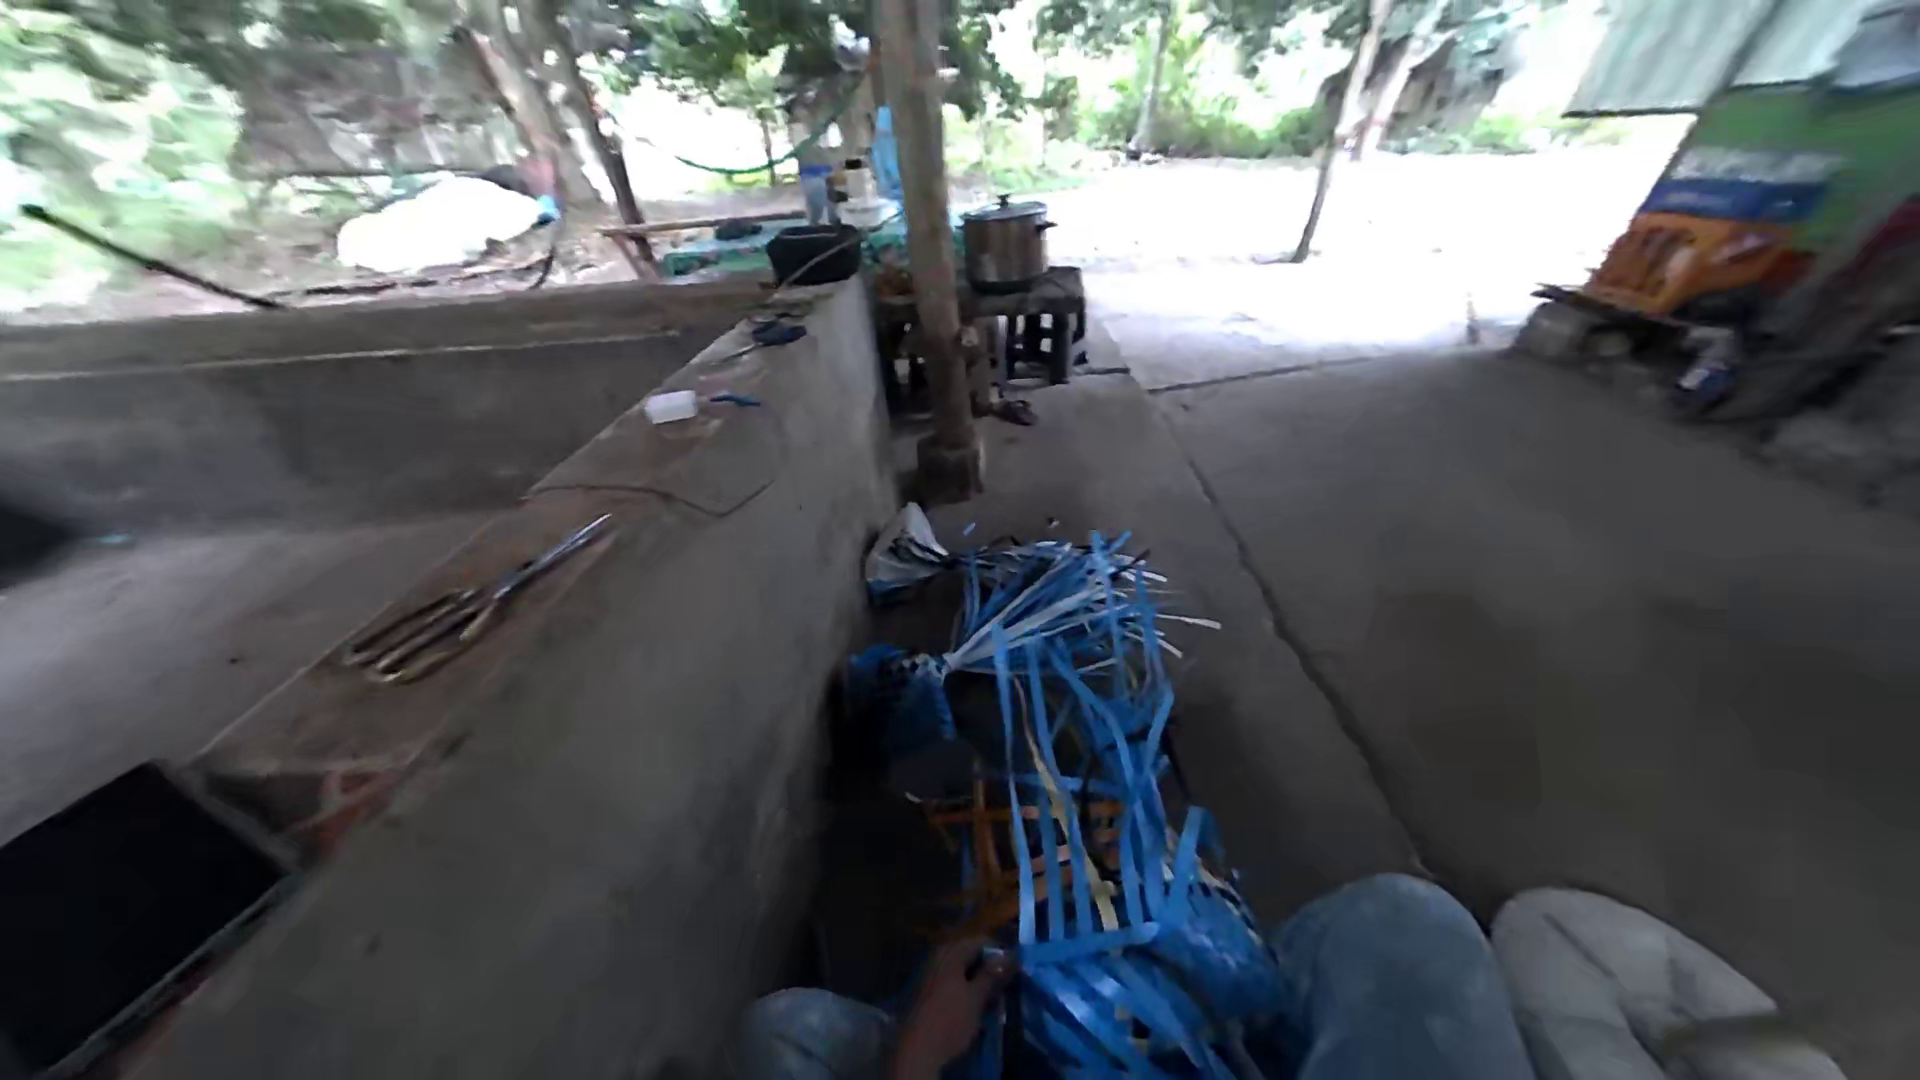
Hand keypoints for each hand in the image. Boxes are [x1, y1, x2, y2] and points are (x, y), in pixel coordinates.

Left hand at [891, 938, 1016, 1079]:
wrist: (916, 1049)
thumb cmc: (949, 1020)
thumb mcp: (976, 998)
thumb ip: (993, 975)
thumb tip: (1011, 956)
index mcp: (951, 951)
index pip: (981, 941)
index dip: (999, 953)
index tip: (1013, 971)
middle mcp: (939, 955)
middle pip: (970, 954)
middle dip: (988, 969)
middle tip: (1003, 987)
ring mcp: (930, 971)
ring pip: (961, 969)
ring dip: (976, 981)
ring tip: (991, 999)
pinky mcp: (926, 989)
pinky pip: (951, 981)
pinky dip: (964, 989)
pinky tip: (972, 1006)